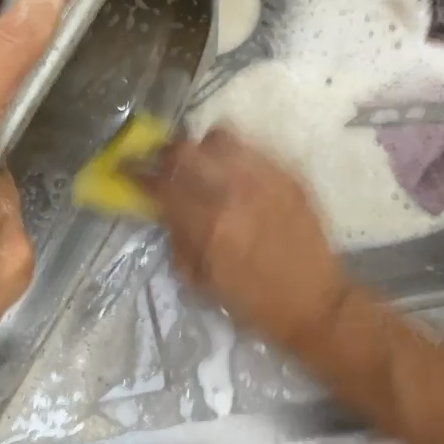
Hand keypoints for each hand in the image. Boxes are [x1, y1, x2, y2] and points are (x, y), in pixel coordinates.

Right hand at [143, 127, 359, 351]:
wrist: (315, 304)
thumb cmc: (252, 301)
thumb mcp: (200, 279)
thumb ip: (177, 237)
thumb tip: (163, 208)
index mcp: (208, 224)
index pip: (161, 183)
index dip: (137, 173)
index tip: (128, 170)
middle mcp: (235, 193)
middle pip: (186, 150)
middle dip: (167, 156)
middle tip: (165, 166)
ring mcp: (266, 180)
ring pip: (221, 139)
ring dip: (203, 150)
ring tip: (204, 165)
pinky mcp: (289, 177)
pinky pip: (253, 149)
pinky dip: (236, 157)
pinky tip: (236, 175)